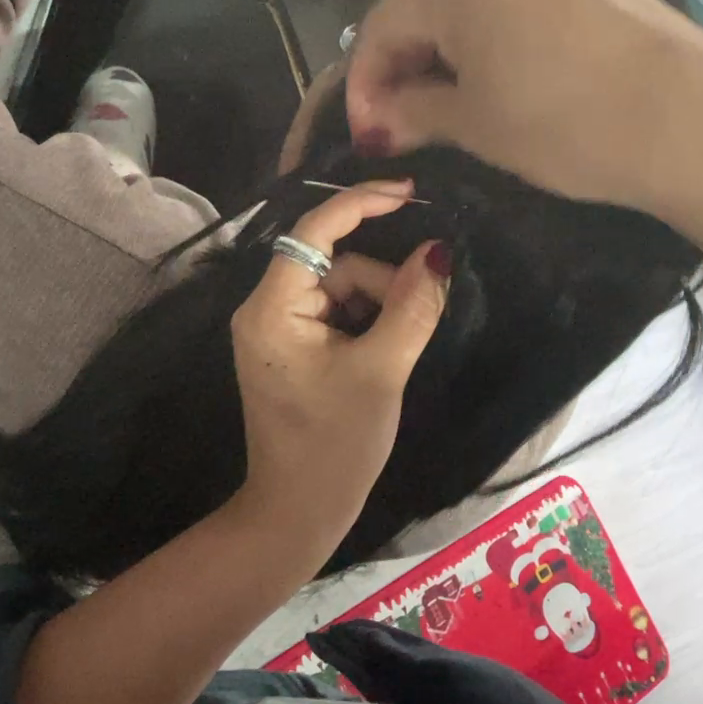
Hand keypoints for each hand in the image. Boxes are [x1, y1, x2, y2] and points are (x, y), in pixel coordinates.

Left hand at [229, 182, 448, 533]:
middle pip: (334, 263)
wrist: (298, 512)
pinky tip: (378, 359)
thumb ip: (411, 305)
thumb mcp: (382, 371)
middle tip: (409, 329)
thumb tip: (438, 251)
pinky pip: (335, 311)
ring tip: (389, 360)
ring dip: (377, 308)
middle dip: (380, 285)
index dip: (361, 202)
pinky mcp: (290, 345)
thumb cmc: (335, 445)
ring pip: (340, 288)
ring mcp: (275, 326)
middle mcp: (264, 306)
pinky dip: (365, 323)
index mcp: (271, 306)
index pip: (313, 230)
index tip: (409, 191)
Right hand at [344, 0, 702, 212]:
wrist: (695, 128)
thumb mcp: (473, 125)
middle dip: (406, 61)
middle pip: (427, 3)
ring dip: (455, 28)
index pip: (382, 29)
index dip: (364, 84)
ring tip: (458, 76)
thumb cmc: (565, 128)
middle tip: (405, 118)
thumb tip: (379, 119)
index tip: (367, 132)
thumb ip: (411, 111)